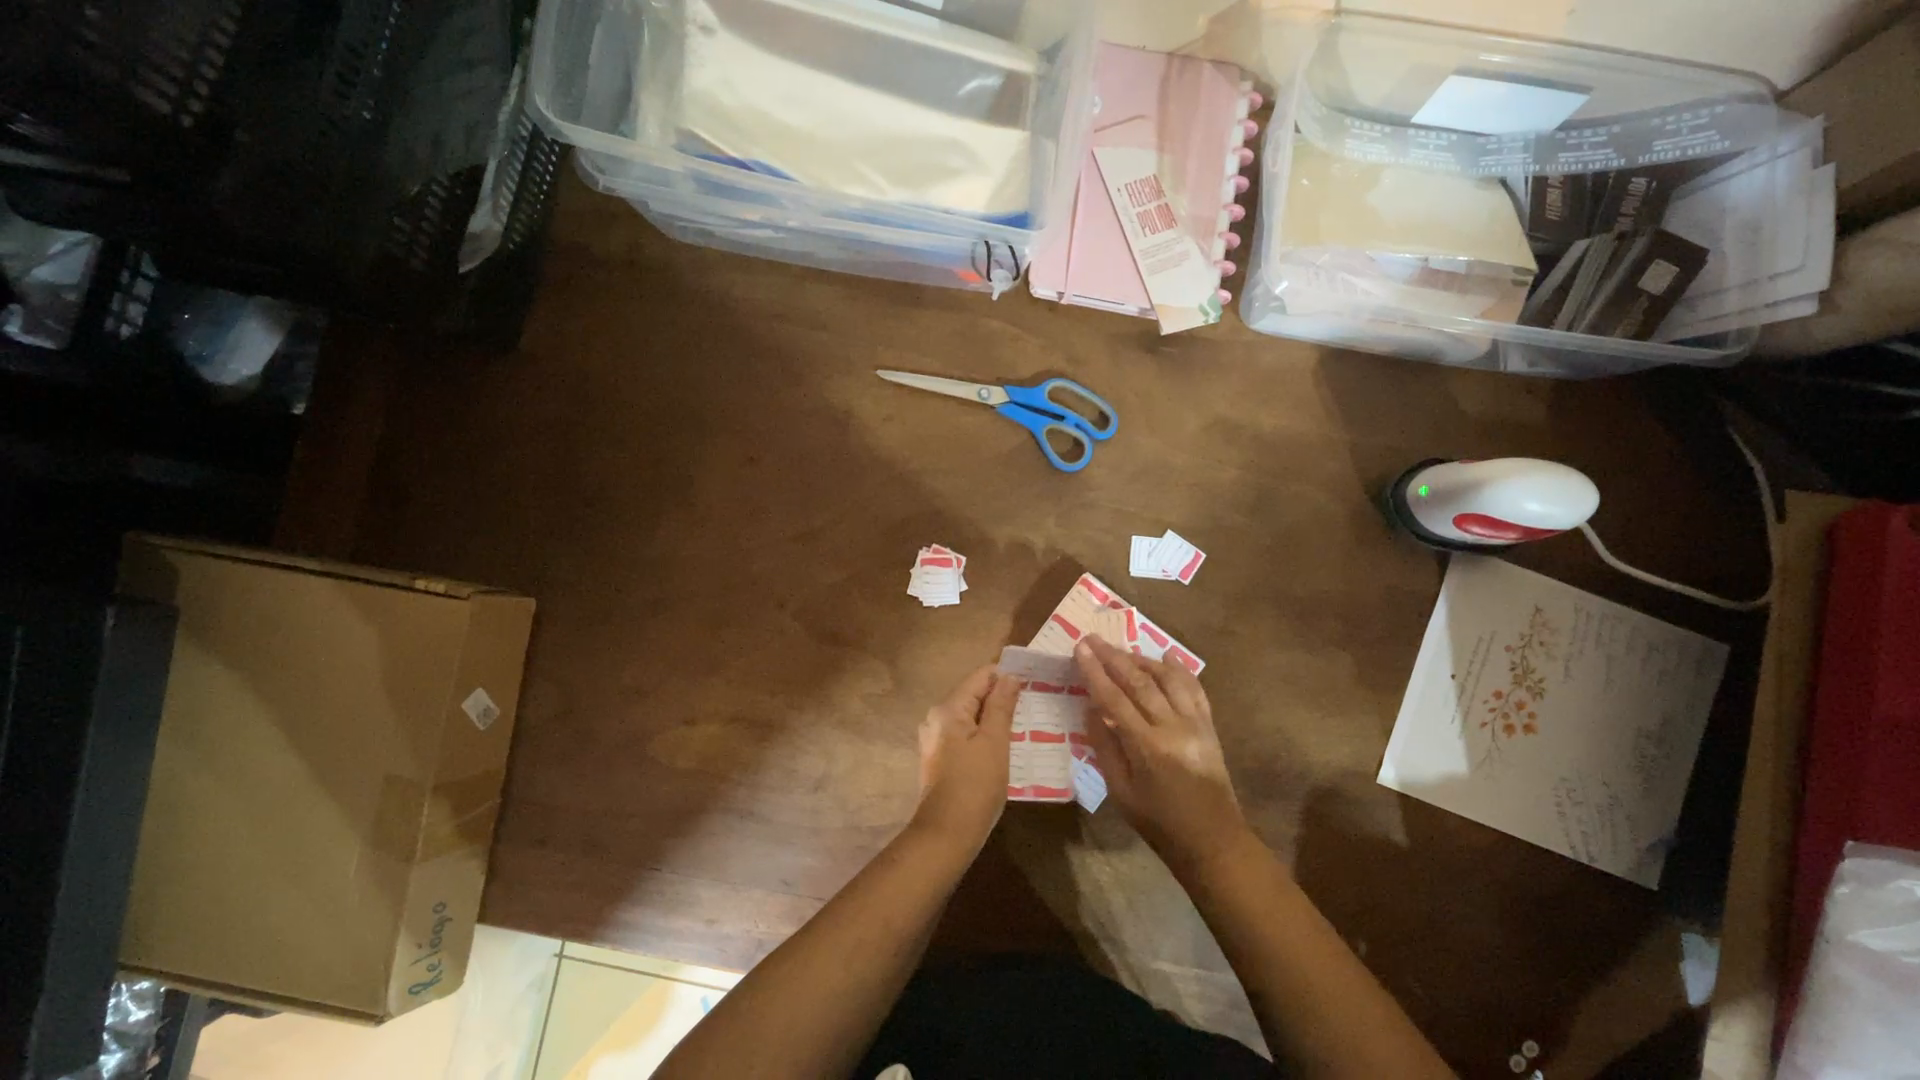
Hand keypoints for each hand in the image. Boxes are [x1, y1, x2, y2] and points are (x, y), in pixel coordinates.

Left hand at [912, 665, 1019, 850]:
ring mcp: (936, 741)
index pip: (980, 677)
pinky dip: (986, 737)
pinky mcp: (941, 760)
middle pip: (974, 696)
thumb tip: (1010, 676)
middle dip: (1003, 699)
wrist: (947, 834)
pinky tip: (1007, 747)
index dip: (1007, 676)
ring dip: (996, 720)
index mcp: (948, 709)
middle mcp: (936, 719)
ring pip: (971, 718)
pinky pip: (966, 737)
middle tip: (1036, 706)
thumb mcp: (994, 742)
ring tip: (1027, 725)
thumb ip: (1001, 706)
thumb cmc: (975, 785)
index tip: (1035, 683)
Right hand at [1075, 637, 1252, 877]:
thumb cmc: (1158, 822)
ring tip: (1121, 649)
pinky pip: (1194, 689)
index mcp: (1147, 746)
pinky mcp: (1209, 726)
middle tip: (1093, 639)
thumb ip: (1104, 747)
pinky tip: (1166, 656)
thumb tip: (1090, 709)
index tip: (1079, 648)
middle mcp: (1173, 727)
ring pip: (1167, 678)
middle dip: (1113, 657)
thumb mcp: (1120, 792)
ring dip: (1142, 659)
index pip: (1114, 699)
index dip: (1094, 672)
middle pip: (1139, 682)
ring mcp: (1195, 723)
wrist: (1212, 840)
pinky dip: (1179, 670)